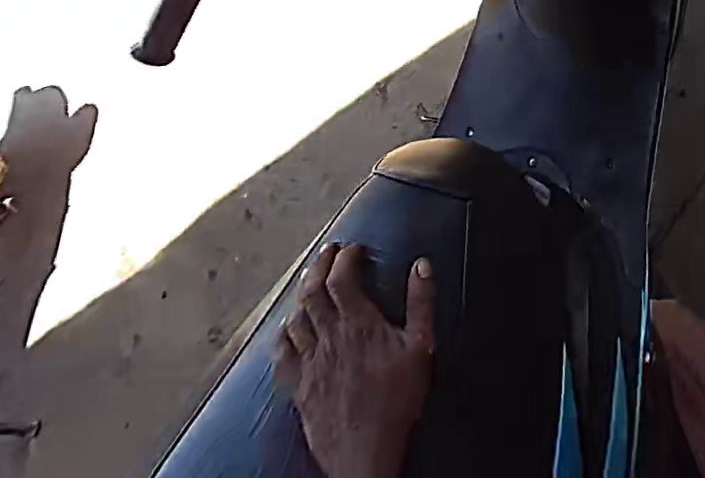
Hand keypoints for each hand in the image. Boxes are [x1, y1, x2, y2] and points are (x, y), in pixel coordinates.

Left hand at [276, 244, 434, 477]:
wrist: (367, 454)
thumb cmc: (397, 402)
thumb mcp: (421, 347)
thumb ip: (421, 302)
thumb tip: (422, 266)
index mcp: (358, 324)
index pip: (342, 277)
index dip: (346, 257)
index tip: (354, 249)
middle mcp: (329, 337)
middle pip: (313, 290)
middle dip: (319, 265)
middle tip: (327, 252)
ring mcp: (311, 362)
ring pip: (295, 317)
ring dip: (301, 294)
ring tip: (309, 282)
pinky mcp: (300, 387)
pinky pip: (283, 355)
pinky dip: (283, 335)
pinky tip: (288, 329)